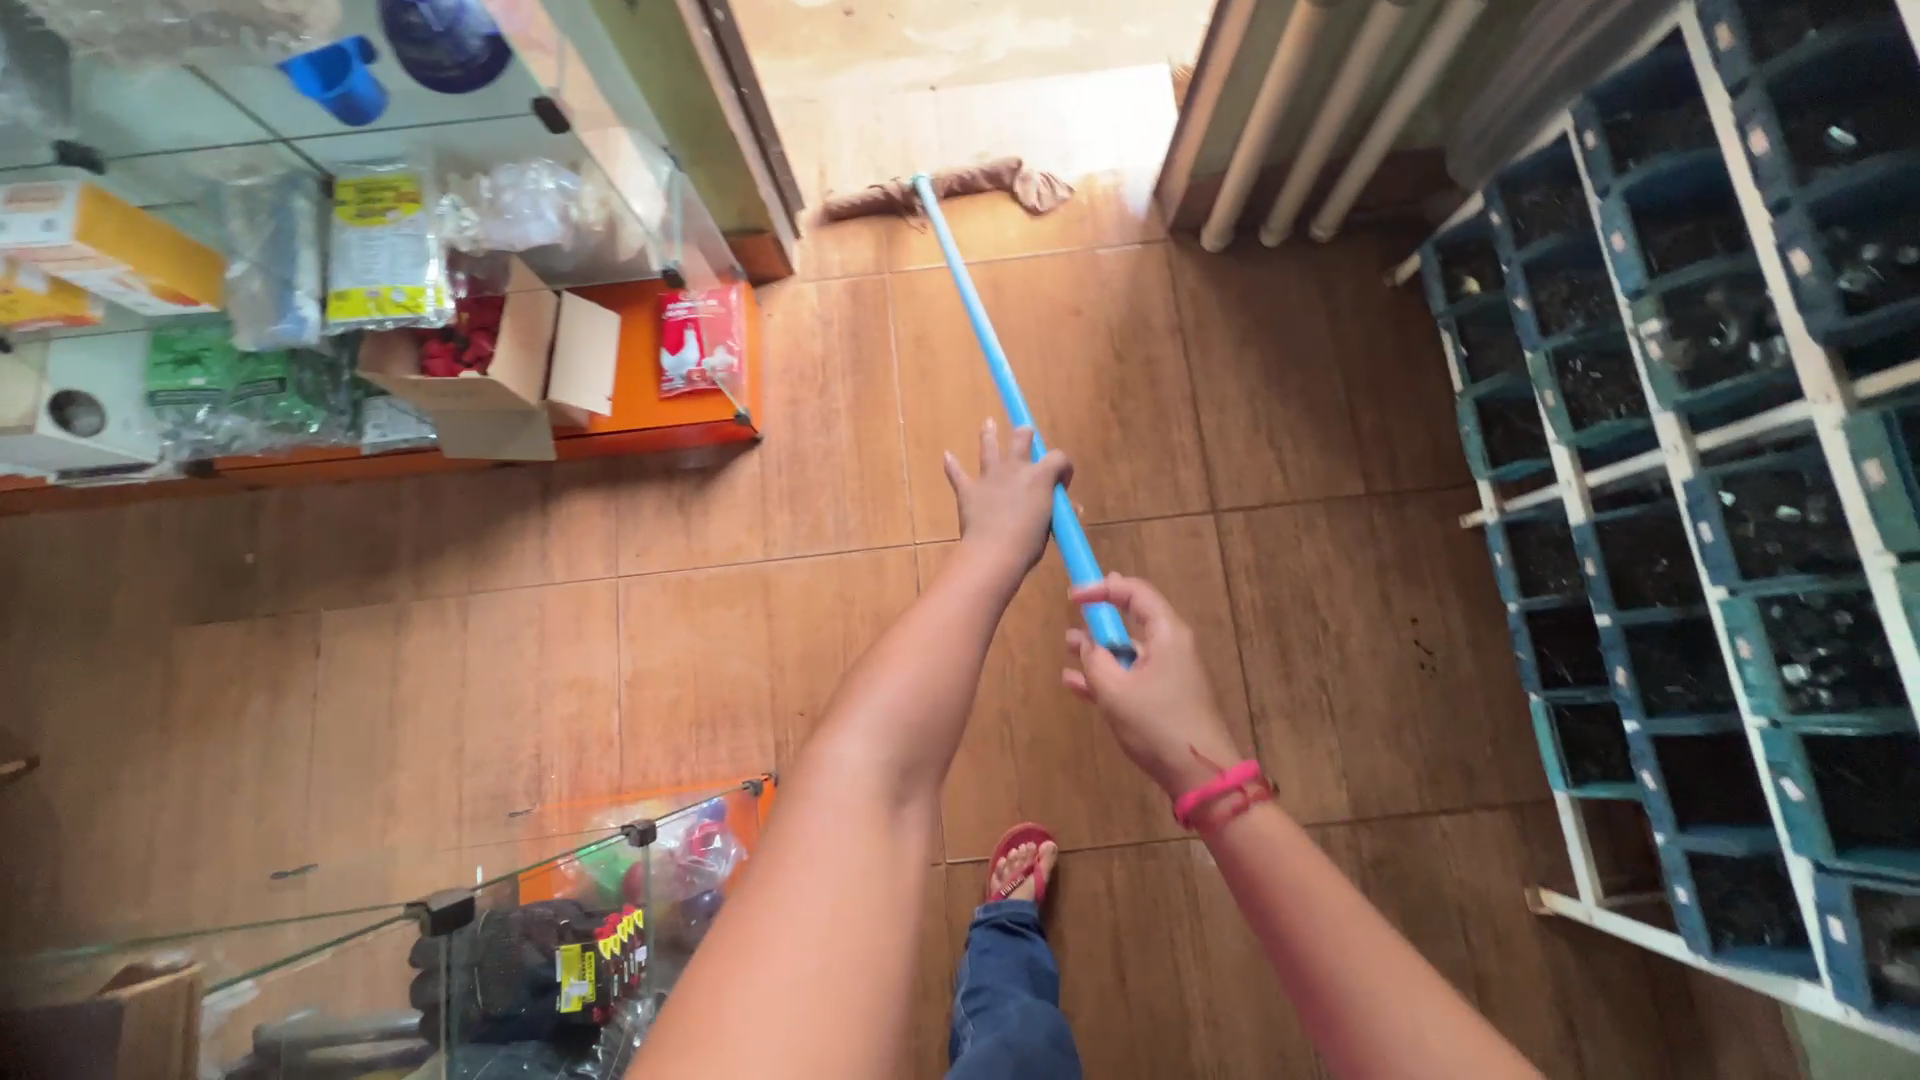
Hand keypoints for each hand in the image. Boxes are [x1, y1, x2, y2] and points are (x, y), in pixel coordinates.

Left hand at [944, 418, 1071, 575]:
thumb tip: (1072, 508)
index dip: (1063, 467)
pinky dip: (952, 465)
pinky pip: (957, 473)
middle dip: (1025, 434)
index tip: (1061, 483)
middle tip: (1026, 433)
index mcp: (1040, 476)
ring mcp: (989, 477)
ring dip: (989, 434)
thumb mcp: (1052, 527)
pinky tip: (947, 456)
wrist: (994, 552)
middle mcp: (1015, 468)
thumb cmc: (1029, 542)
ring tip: (988, 423)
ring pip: (989, 447)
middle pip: (1021, 439)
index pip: (1058, 458)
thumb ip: (1060, 512)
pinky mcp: (968, 489)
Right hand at [1063, 574, 1240, 796]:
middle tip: (1073, 612)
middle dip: (1101, 616)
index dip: (1102, 588)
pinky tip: (1074, 684)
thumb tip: (1086, 643)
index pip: (1135, 592)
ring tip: (1067, 647)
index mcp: (1167, 633)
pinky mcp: (1165, 697)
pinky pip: (1131, 676)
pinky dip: (1106, 675)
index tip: (1072, 597)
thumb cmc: (1157, 723)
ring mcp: (1169, 673)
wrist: (1199, 774)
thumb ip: (1094, 659)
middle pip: (1134, 618)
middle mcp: (1171, 647)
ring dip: (1098, 649)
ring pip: (1129, 651)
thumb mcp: (1115, 690)